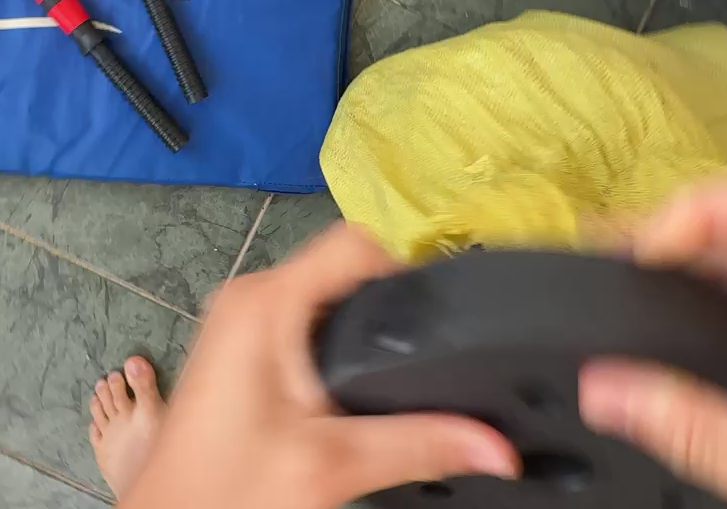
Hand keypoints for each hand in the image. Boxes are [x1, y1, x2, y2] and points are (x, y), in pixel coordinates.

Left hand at [117, 224, 519, 508]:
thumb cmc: (231, 487)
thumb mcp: (331, 465)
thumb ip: (418, 445)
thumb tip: (496, 445)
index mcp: (267, 301)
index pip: (352, 242)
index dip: (404, 260)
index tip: (443, 296)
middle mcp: (250, 293)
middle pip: (338, 262)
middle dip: (387, 292)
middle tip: (433, 334)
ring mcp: (240, 312)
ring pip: (320, 284)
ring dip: (361, 311)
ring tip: (407, 351)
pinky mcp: (239, 336)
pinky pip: (300, 307)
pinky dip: (335, 325)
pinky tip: (360, 365)